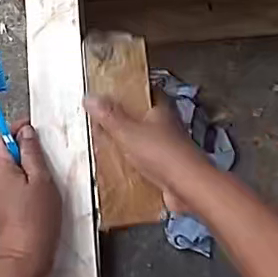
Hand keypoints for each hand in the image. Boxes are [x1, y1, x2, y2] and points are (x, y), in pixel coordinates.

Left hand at [0, 122, 60, 267]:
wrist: (24, 258)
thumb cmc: (36, 219)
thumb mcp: (42, 179)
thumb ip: (33, 153)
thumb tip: (26, 132)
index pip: (2, 137)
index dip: (18, 128)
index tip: (36, 127)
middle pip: (2, 152)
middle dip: (21, 145)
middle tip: (45, 148)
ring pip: (6, 168)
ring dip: (23, 163)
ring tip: (45, 169)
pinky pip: (8, 184)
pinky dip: (22, 179)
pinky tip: (38, 188)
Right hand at [84, 96, 216, 209]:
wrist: (187, 187)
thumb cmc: (162, 153)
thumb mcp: (128, 132)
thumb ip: (109, 116)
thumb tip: (90, 97)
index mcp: (162, 110)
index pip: (148, 91)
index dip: (132, 89)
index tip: (113, 91)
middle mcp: (168, 126)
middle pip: (145, 117)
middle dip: (126, 119)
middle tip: (103, 120)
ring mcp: (170, 147)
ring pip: (146, 140)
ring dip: (129, 143)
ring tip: (106, 144)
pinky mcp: (168, 168)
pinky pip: (147, 161)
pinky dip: (135, 164)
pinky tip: (120, 168)